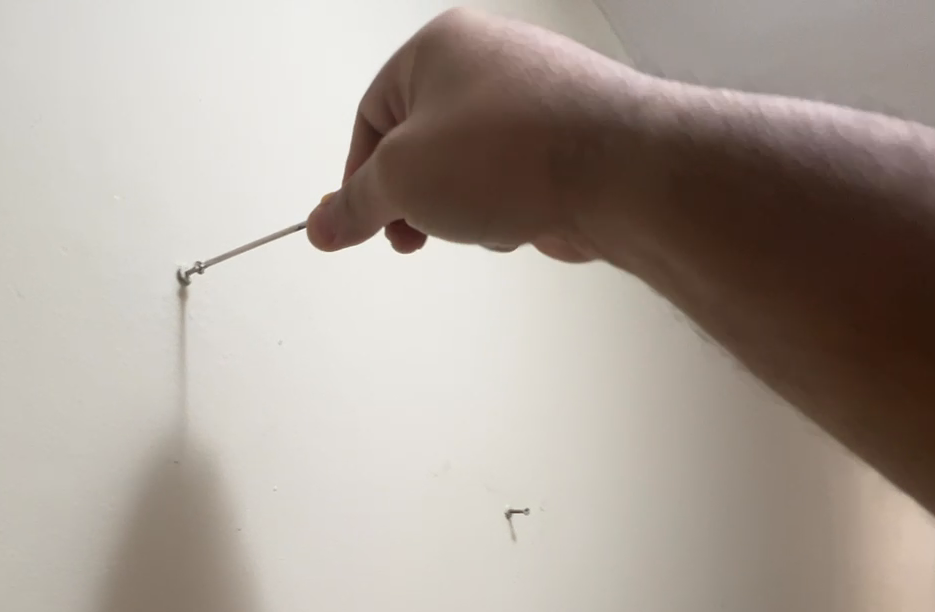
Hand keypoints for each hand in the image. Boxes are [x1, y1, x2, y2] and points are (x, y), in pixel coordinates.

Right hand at [306, 8, 655, 262]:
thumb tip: (319, 228)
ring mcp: (524, 100)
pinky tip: (511, 221)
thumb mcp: (400, 181)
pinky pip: (497, 182)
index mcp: (437, 48)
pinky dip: (492, 210)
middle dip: (407, 202)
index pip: (369, 118)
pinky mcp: (554, 140)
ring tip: (471, 224)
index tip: (360, 226)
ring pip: (455, 172)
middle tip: (410, 238)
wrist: (615, 171)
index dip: (356, 179)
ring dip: (451, 211)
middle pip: (412, 147)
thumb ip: (352, 207)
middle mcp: (482, 63)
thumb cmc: (498, 156)